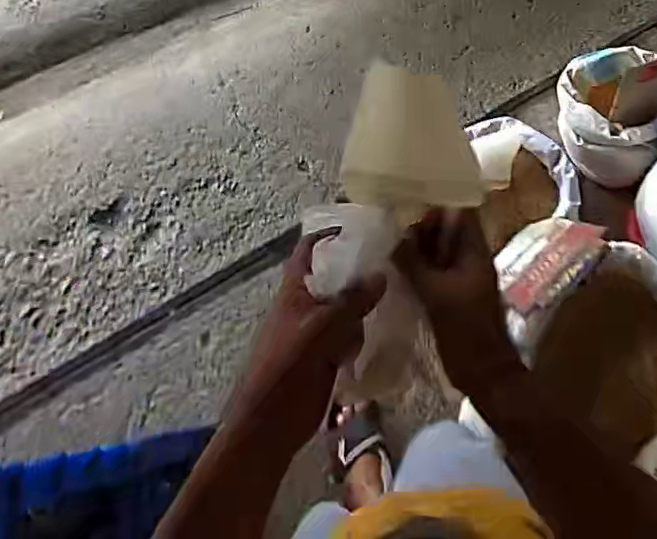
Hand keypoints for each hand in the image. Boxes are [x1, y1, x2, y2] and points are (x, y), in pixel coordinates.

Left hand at [227, 230, 383, 444]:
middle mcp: (303, 307)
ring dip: (359, 313)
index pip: (307, 251)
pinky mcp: (321, 358)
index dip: (325, 236)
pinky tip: (376, 340)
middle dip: (355, 279)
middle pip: (331, 281)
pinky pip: (346, 338)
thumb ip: (352, 302)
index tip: (353, 230)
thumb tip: (381, 276)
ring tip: (386, 308)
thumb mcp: (323, 328)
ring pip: (343, 310)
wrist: (269, 426)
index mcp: (294, 291)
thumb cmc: (288, 367)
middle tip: (386, 271)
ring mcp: (312, 333)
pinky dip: (358, 337)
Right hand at [393, 209, 524, 398]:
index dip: (439, 205)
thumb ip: (415, 264)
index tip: (412, 202)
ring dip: (419, 249)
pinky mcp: (453, 297)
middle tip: (394, 227)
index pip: (462, 214)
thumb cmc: (466, 331)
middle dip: (423, 228)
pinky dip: (419, 269)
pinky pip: (435, 273)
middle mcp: (471, 260)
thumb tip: (394, 238)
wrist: (484, 375)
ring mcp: (462, 279)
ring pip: (440, 253)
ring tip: (390, 245)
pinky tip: (396, 269)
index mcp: (476, 253)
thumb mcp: (436, 294)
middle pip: (448, 233)